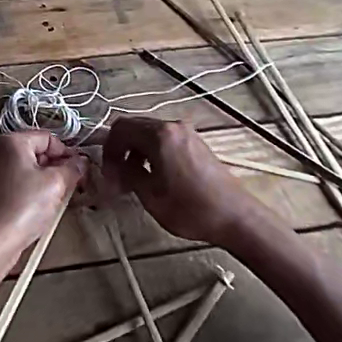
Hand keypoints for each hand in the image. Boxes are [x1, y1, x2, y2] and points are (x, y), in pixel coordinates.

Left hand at [0, 131, 84, 257]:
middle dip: (56, 169)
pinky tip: (34, 214)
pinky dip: (26, 196)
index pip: (49, 138)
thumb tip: (80, 162)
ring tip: (54, 204)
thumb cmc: (21, 209)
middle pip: (35, 154)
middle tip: (71, 188)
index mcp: (11, 142)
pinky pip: (11, 189)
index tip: (80, 171)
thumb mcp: (57, 184)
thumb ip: (73, 168)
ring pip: (24, 173)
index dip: (68, 153)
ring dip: (42, 184)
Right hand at [100, 117, 277, 247]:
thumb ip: (128, 174)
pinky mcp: (196, 143)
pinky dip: (152, 154)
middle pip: (135, 127)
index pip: (121, 128)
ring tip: (134, 183)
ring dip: (136, 153)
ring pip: (149, 134)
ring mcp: (187, 133)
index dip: (108, 149)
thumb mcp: (150, 195)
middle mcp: (174, 126)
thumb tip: (115, 168)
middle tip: (117, 180)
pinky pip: (165, 141)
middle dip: (121, 151)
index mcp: (160, 134)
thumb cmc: (190, 208)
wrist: (233, 214)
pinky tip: (153, 178)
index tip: (108, 173)